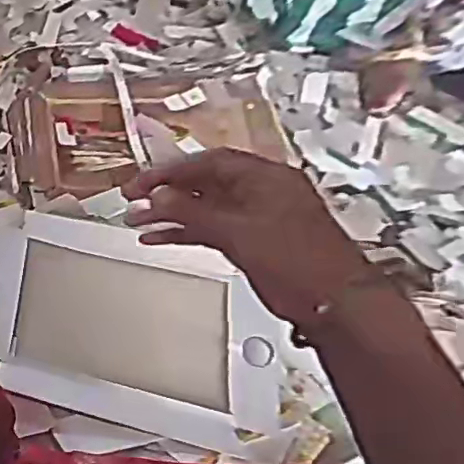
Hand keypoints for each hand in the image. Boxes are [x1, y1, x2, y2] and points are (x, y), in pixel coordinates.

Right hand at [124, 148, 373, 324]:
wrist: (331, 300)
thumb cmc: (299, 260)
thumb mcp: (237, 231)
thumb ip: (194, 211)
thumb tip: (159, 197)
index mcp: (265, 178)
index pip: (208, 163)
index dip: (170, 171)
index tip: (140, 183)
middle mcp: (260, 193)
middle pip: (203, 184)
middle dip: (165, 192)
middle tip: (132, 199)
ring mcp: (255, 218)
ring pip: (203, 208)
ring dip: (169, 214)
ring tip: (137, 221)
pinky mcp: (250, 241)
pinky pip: (209, 229)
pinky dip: (184, 232)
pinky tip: (160, 238)